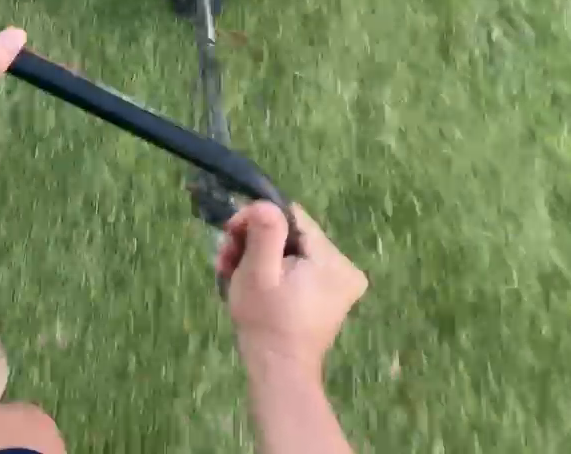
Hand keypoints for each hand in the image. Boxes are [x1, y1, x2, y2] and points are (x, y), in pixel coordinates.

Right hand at [216, 203, 367, 375]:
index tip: (232, 236)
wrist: (278, 366)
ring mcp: (338, 281)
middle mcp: (344, 267)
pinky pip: (292, 262)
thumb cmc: (266, 319)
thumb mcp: (258, 271)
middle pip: (287, 231)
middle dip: (251, 240)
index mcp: (333, 261)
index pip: (289, 215)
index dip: (255, 219)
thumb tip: (264, 203)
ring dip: (254, 253)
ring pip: (285, 246)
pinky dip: (267, 266)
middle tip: (227, 257)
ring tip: (231, 270)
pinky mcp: (327, 291)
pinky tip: (248, 278)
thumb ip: (264, 232)